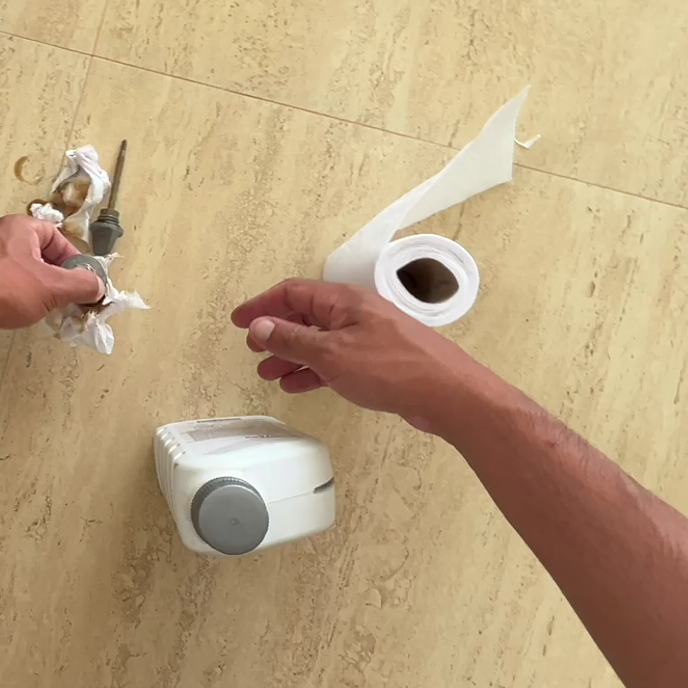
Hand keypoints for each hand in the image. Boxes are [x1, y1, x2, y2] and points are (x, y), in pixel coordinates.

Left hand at [0, 215, 105, 338]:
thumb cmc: (2, 289)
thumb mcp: (52, 288)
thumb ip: (80, 285)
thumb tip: (97, 285)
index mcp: (19, 227)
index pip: (56, 237)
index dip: (72, 260)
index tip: (80, 282)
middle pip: (38, 252)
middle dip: (54, 276)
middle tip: (62, 296)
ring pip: (19, 268)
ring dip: (34, 286)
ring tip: (40, 306)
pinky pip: (0, 280)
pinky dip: (13, 293)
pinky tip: (13, 310)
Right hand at [230, 278, 490, 434]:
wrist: (449, 395)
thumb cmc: (392, 368)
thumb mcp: (331, 354)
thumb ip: (291, 340)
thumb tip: (259, 325)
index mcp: (342, 301)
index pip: (292, 292)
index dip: (262, 305)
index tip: (238, 321)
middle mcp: (353, 313)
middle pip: (304, 315)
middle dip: (275, 332)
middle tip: (253, 349)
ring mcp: (366, 336)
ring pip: (317, 340)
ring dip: (291, 355)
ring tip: (269, 373)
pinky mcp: (376, 360)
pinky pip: (334, 359)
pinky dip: (313, 370)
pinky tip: (298, 384)